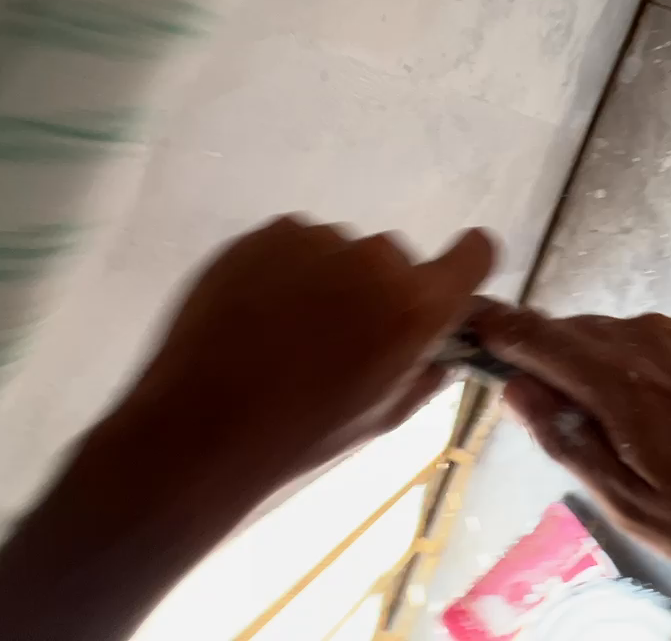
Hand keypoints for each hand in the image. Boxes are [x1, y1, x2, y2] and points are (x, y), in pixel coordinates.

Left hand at [0, 217, 496, 640]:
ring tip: (285, 331)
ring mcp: (317, 239)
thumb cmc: (301, 437)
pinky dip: (284, 270)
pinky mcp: (265, 233)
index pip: (475, 251)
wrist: (195, 435)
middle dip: (377, 290)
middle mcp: (376, 258)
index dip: (465, 264)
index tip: (446, 282)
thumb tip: (441, 346)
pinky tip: (255, 313)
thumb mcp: (383, 417)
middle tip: (337, 337)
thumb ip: (427, 370)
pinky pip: (294, 244)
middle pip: (395, 260)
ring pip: (340, 252)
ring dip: (327, 280)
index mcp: (416, 306)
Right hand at [470, 304, 670, 592]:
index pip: (538, 337)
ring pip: (606, 333)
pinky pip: (644, 336)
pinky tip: (652, 404)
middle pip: (569, 332)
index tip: (467, 325)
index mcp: (621, 382)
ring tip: (611, 419)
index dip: (497, 329)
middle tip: (547, 405)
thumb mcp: (629, 503)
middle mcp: (647, 340)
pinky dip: (628, 359)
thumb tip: (515, 388)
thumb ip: (566, 438)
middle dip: (544, 357)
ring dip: (589, 361)